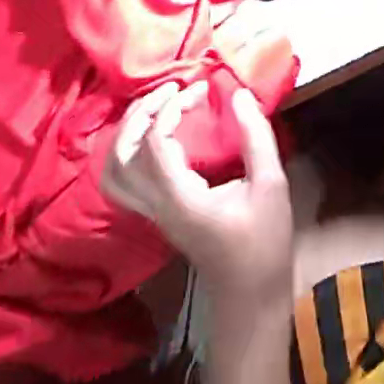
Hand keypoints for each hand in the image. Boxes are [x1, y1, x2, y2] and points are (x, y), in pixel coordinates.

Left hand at [101, 81, 292, 301]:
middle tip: (171, 89)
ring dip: (127, 132)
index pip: (154, 143)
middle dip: (141, 112)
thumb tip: (238, 95)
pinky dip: (128, 151)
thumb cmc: (264, 241)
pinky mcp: (155, 215)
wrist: (250, 295)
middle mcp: (156, 206)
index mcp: (180, 198)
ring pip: (113, 170)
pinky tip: (153, 136)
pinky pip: (122, 180)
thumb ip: (255, 138)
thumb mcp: (270, 184)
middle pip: (121, 154)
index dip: (172, 108)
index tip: (201, 90)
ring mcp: (151, 213)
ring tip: (156, 107)